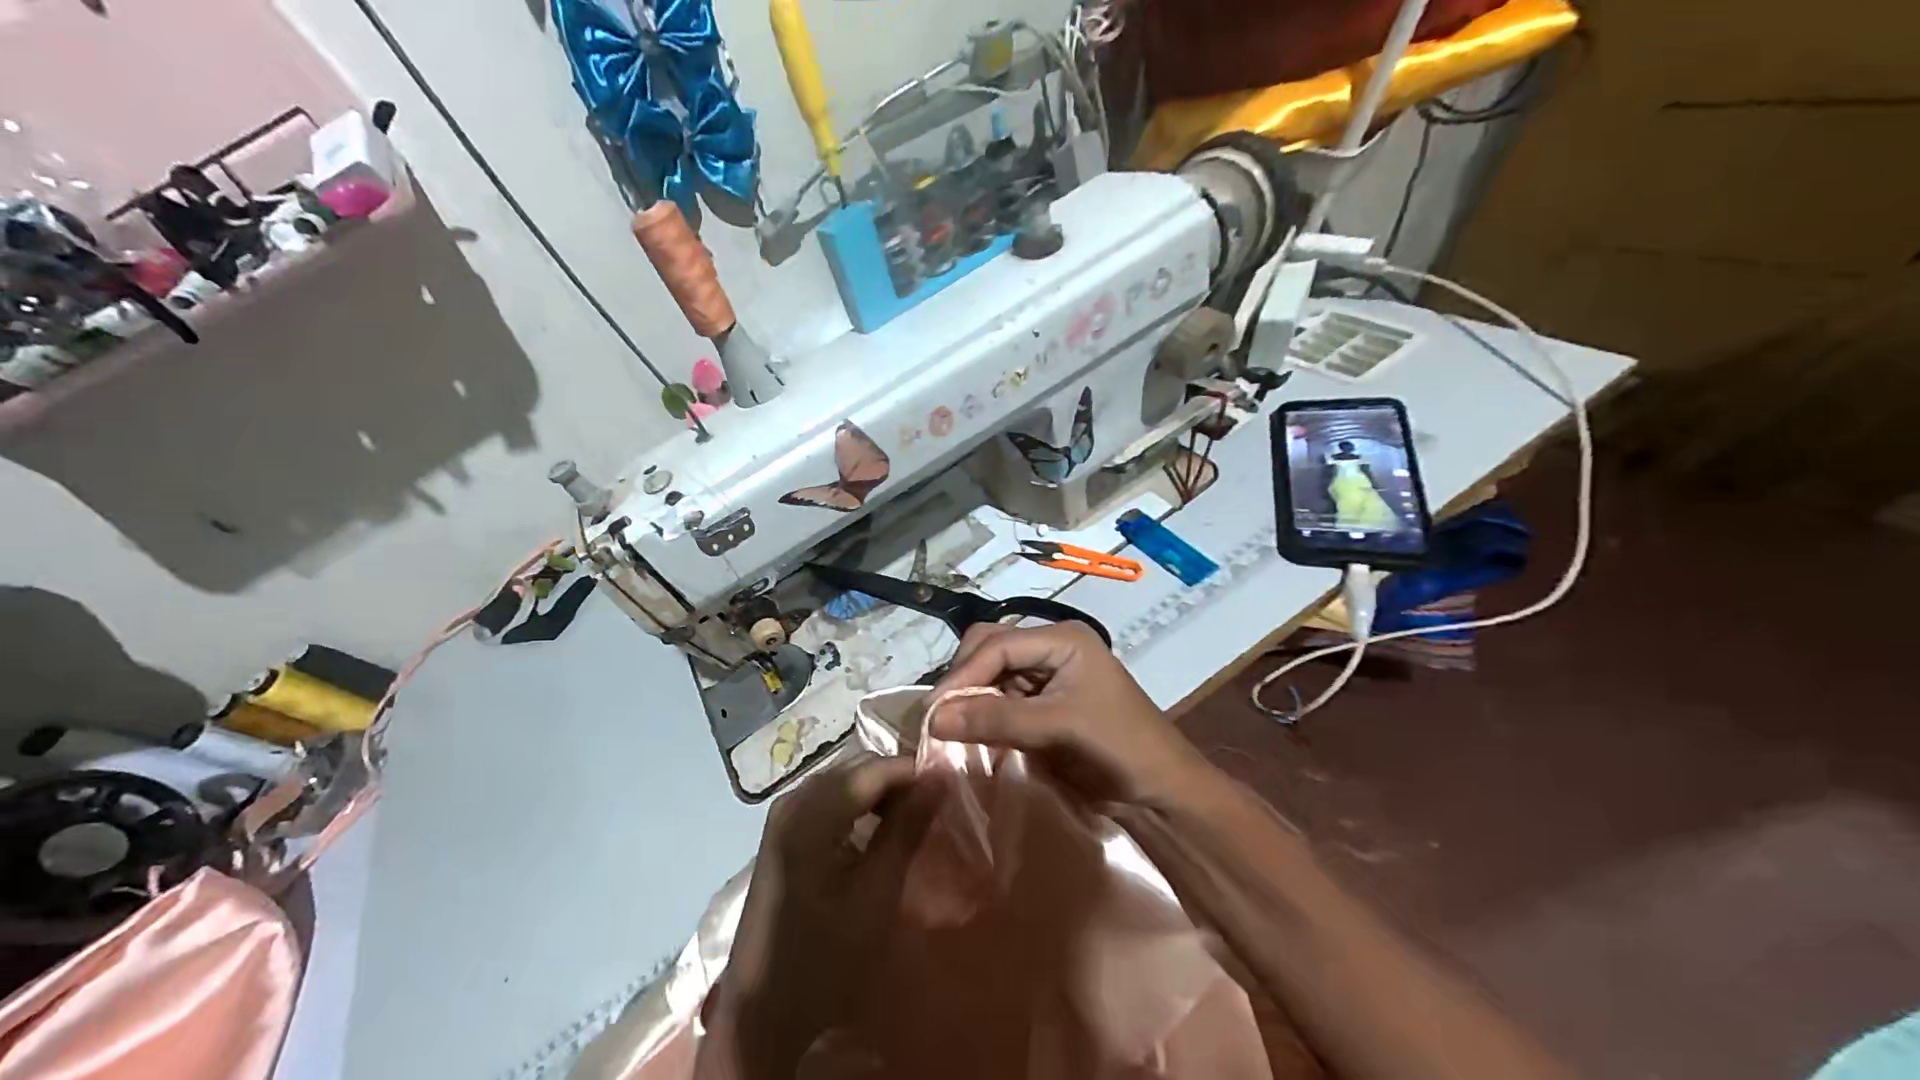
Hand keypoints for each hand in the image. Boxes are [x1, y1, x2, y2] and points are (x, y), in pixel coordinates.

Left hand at [719, 753, 940, 1077]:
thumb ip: (906, 830)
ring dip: (882, 792)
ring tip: (919, 813)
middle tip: (940, 800)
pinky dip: (861, 805)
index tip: (954, 783)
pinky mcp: (785, 832)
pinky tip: (883, 827)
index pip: (874, 770)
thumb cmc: (823, 958)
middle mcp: (791, 800)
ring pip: (845, 780)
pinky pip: (831, 799)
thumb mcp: (875, 895)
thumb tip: (940, 779)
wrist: (763, 1010)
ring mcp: (784, 815)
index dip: (916, 771)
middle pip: (857, 769)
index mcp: (808, 814)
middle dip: (900, 779)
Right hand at [928, 622, 1217, 807]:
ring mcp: (1049, 674)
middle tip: (939, 717)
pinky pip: (1002, 697)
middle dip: (964, 679)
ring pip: (993, 673)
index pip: (997, 645)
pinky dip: (984, 712)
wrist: (1161, 791)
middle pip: (991, 649)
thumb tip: (934, 717)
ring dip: (971, 696)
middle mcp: (1052, 647)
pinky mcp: (1044, 701)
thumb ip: (996, 719)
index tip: (934, 711)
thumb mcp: (1058, 728)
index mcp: (1063, 638)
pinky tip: (970, 731)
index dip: (963, 675)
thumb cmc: (1120, 748)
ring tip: (948, 726)